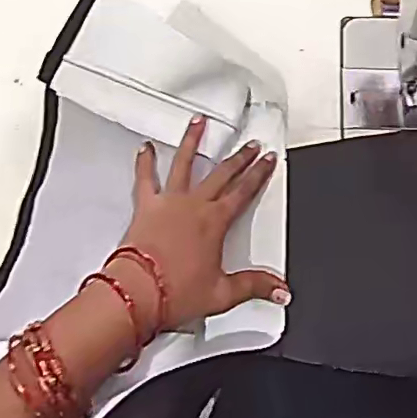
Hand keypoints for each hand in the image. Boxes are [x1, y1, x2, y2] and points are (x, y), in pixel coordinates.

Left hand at [120, 116, 287, 327]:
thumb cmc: (174, 292)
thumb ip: (254, 286)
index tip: (267, 160)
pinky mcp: (146, 207)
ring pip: (184, 163)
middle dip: (240, 157)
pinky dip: (145, 162)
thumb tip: (279, 289)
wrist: (137, 293)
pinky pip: (145, 178)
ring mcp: (169, 202)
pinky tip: (145, 149)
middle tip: (250, 145)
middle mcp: (194, 206)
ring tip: (199, 123)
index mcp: (215, 222)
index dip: (259, 174)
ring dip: (193, 141)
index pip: (244, 191)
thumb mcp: (223, 293)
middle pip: (222, 173)